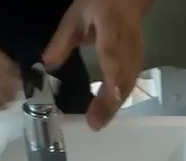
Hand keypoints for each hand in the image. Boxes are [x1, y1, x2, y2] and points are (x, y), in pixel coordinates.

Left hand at [44, 0, 155, 128]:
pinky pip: (129, 87)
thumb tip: (46, 65)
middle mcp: (128, 47)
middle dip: (109, 104)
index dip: (112, 79)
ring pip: (127, 87)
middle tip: (94, 124)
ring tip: (99, 122)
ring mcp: (136, 58)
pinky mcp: (138, 65)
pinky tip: (108, 113)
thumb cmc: (99, 4)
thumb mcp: (77, 16)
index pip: (113, 58)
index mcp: (112, 30)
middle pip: (122, 80)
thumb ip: (62, 41)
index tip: (107, 96)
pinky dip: (118, 101)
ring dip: (114, 106)